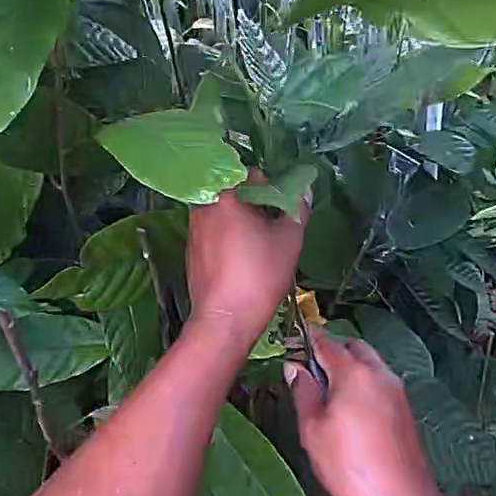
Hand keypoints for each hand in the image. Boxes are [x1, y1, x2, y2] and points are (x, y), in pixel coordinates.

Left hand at [185, 171, 308, 342]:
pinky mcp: (191, 251)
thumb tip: (304, 191)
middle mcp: (203, 207)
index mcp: (225, 196)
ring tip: (259, 244)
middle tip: (272, 226)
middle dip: (255, 205)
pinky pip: (213, 233)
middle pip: (234, 193)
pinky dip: (227, 238)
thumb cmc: (259, 274)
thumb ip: (298, 210)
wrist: (225, 320)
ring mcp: (193, 230)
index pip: (251, 175)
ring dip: (241, 221)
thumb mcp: (289, 240)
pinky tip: (241, 259)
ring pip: (223, 213)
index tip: (281, 211)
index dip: (271, 190)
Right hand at [286, 328, 445, 495]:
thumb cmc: (347, 465)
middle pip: (354, 347)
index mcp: (354, 371)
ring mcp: (397, 389)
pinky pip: (381, 382)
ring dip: (351, 367)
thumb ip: (303, 391)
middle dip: (333, 350)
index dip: (308, 338)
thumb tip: (295, 365)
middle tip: (312, 370)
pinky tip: (353, 409)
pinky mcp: (406, 408)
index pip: (327, 342)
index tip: (293, 340)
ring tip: (330, 393)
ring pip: (371, 363)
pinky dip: (365, 383)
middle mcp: (379, 372)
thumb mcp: (313, 429)